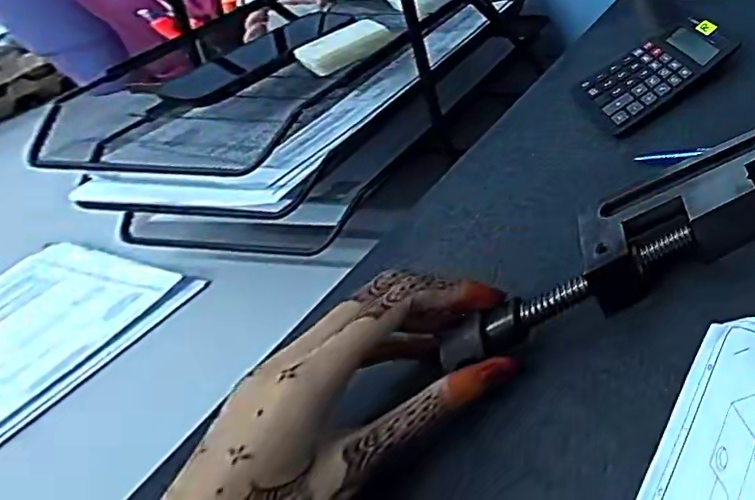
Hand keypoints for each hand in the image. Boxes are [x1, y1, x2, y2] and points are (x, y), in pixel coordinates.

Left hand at [167, 271, 516, 499]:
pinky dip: (381, 330)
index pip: (399, 298)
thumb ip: (428, 408)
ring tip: (448, 332)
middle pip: (380, 293)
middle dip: (436, 294)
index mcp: (310, 372)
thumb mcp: (357, 462)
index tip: (486, 300)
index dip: (452, 291)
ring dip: (410, 311)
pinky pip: (336, 333)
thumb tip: (487, 371)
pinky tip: (403, 353)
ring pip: (358, 309)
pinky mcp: (267, 384)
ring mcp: (272, 370)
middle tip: (473, 310)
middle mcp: (288, 359)